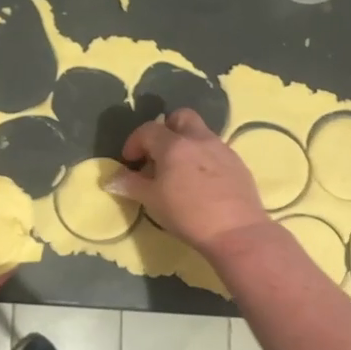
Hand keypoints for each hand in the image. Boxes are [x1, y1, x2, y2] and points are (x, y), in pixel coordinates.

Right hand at [112, 108, 271, 252]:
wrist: (236, 231)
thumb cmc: (187, 214)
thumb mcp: (152, 201)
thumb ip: (131, 185)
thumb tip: (112, 179)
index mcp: (174, 145)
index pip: (148, 130)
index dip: (134, 142)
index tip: (130, 162)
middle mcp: (199, 139)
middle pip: (180, 117)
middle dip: (165, 129)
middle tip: (158, 154)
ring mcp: (222, 149)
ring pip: (199, 133)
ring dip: (185, 144)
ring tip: (178, 171)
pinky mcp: (238, 163)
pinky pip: (214, 150)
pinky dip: (202, 158)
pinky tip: (200, 183)